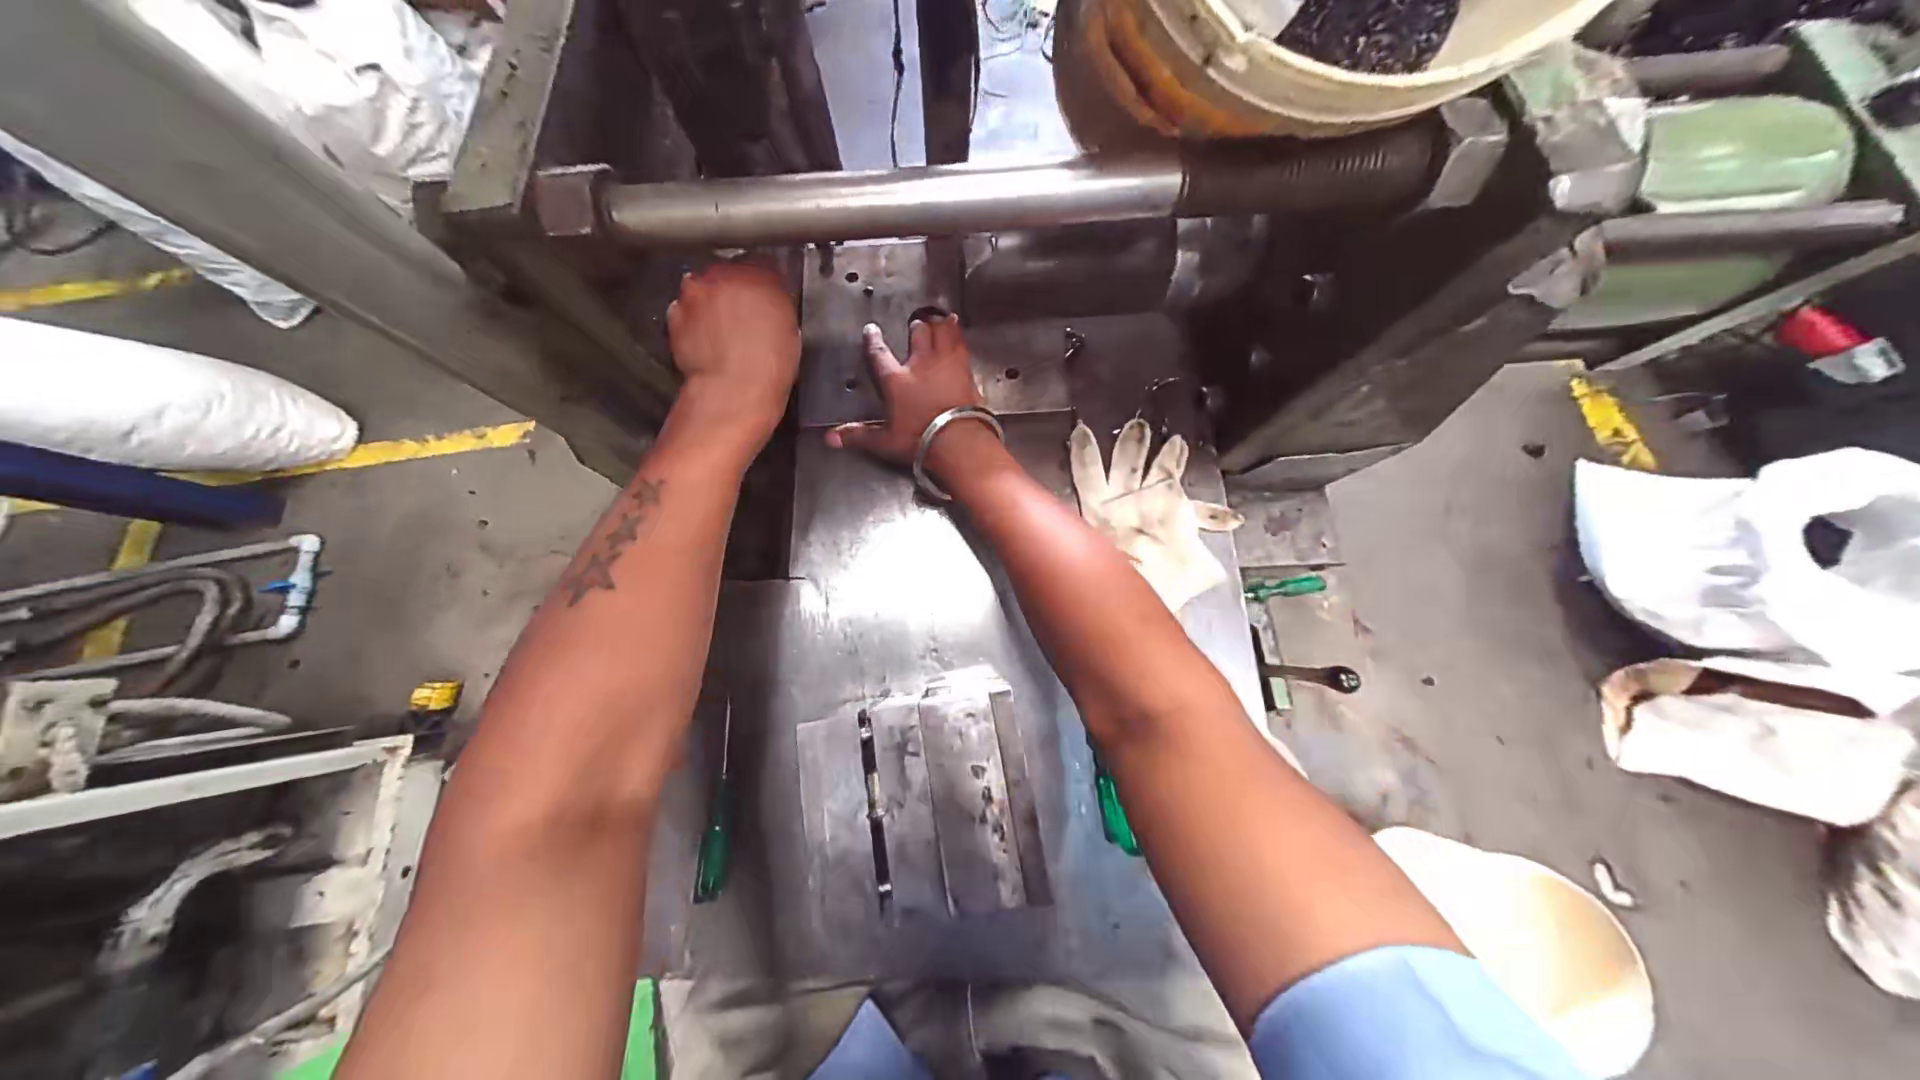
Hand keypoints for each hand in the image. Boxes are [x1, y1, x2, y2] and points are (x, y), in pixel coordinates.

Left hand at [665, 261, 800, 453]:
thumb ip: (778, 304)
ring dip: (712, 304)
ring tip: (726, 332)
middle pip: (727, 272)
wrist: (734, 392)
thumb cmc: (768, 368)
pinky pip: (685, 311)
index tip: (767, 295)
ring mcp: (696, 294)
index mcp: (760, 274)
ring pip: (703, 289)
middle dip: (734, 290)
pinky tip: (709, 342)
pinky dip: (694, 322)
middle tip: (746, 317)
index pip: (764, 265)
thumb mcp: (791, 331)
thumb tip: (772, 300)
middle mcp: (724, 275)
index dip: (765, 282)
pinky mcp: (676, 314)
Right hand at [825, 315, 984, 467]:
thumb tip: (830, 438)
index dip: (873, 340)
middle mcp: (920, 364)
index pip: (879, 353)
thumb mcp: (885, 442)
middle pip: (917, 334)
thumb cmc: (920, 441)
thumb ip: (859, 435)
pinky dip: (958, 334)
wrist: (959, 441)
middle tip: (915, 324)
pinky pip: (961, 344)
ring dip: (938, 324)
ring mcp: (945, 364)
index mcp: (896, 380)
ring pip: (941, 331)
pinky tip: (958, 330)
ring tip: (938, 318)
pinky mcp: (966, 370)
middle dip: (915, 327)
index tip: (871, 330)